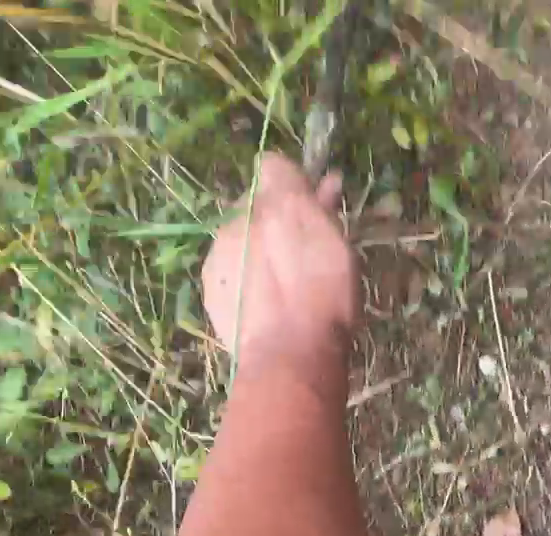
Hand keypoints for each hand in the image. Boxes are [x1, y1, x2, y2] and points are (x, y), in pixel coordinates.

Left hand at [203, 154, 357, 366]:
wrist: (290, 354)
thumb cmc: (326, 300)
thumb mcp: (339, 249)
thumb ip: (323, 210)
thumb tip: (324, 180)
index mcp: (279, 201)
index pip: (276, 167)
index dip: (294, 186)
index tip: (312, 210)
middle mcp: (241, 216)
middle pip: (255, 204)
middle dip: (274, 219)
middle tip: (299, 251)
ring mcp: (220, 251)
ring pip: (239, 237)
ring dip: (257, 249)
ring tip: (281, 286)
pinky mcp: (211, 286)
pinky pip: (230, 270)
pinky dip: (245, 279)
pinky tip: (263, 304)